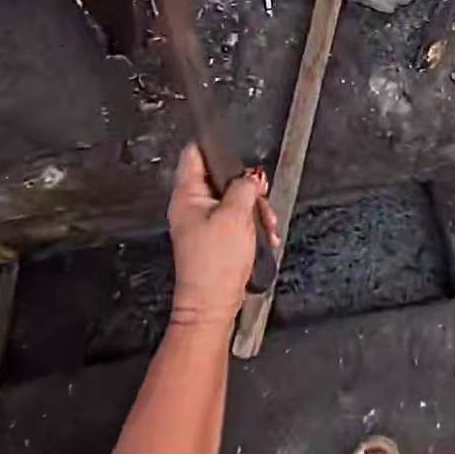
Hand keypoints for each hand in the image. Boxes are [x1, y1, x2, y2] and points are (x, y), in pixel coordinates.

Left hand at [166, 143, 276, 328]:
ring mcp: (203, 222)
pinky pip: (237, 220)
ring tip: (266, 226)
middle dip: (248, 188)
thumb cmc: (215, 264)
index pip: (195, 154)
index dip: (215, 146)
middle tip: (260, 199)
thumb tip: (253, 177)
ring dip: (255, 210)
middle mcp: (192, 206)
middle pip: (223, 178)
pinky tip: (264, 238)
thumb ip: (246, 187)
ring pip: (234, 200)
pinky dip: (253, 226)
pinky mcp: (215, 239)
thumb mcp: (235, 215)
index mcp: (187, 195)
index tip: (237, 151)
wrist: (212, 307)